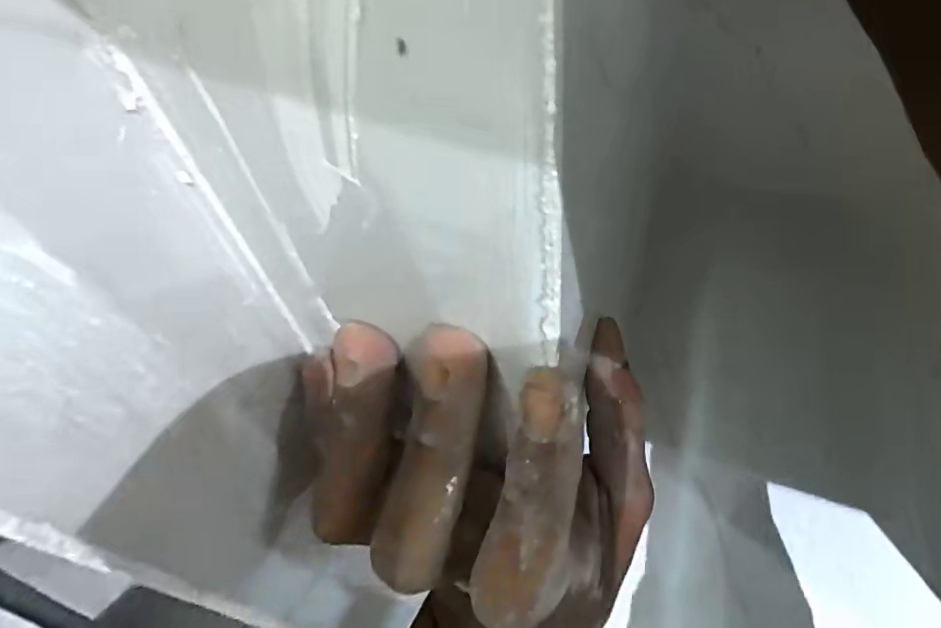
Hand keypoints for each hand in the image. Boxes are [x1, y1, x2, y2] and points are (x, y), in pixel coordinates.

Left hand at [302, 319, 650, 627]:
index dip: (539, 461)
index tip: (547, 380)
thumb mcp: (617, 500)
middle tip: (448, 341)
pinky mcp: (355, 514)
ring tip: (361, 339)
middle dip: (436, 433)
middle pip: (420, 528)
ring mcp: (390, 540)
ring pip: (351, 509)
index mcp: (530, 575)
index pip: (531, 532)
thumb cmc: (573, 537)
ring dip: (356, 422)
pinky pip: (323, 478)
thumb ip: (618, 428)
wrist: (501, 608)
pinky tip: (325, 358)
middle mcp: (449, 568)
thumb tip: (604, 350)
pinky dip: (322, 418)